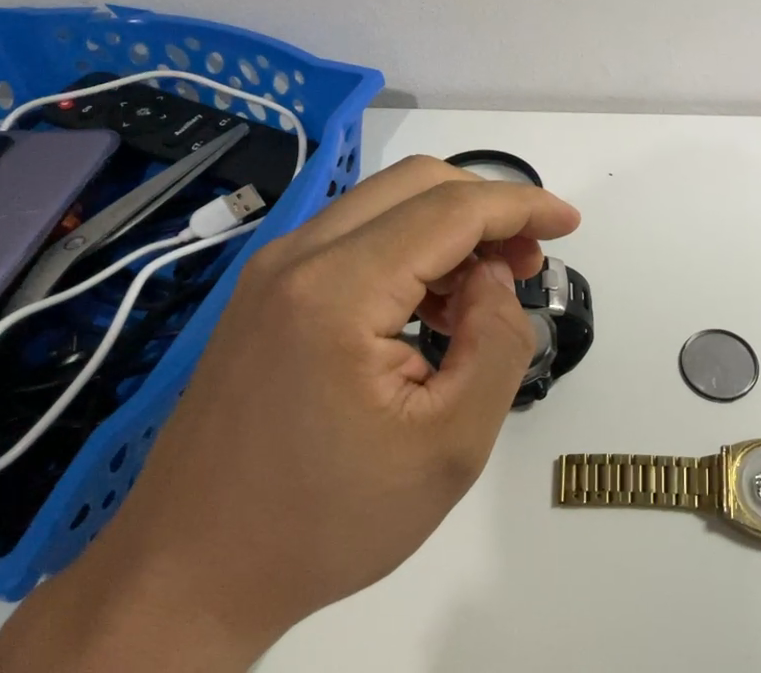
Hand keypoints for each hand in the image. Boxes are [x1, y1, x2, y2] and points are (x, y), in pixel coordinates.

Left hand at [0, 156, 580, 670]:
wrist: (190, 574)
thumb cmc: (328, 521)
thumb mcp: (449, 447)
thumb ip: (497, 345)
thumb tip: (494, 280)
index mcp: (338, 289)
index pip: (451, 210)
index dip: (522, 207)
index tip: (570, 224)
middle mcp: (297, 258)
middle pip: (415, 185)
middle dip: (487, 209)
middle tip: (529, 266)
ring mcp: (270, 274)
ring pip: (381, 207)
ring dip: (447, 229)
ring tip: (486, 294)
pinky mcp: (261, 297)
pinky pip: (351, 241)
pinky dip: (407, 251)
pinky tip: (429, 311)